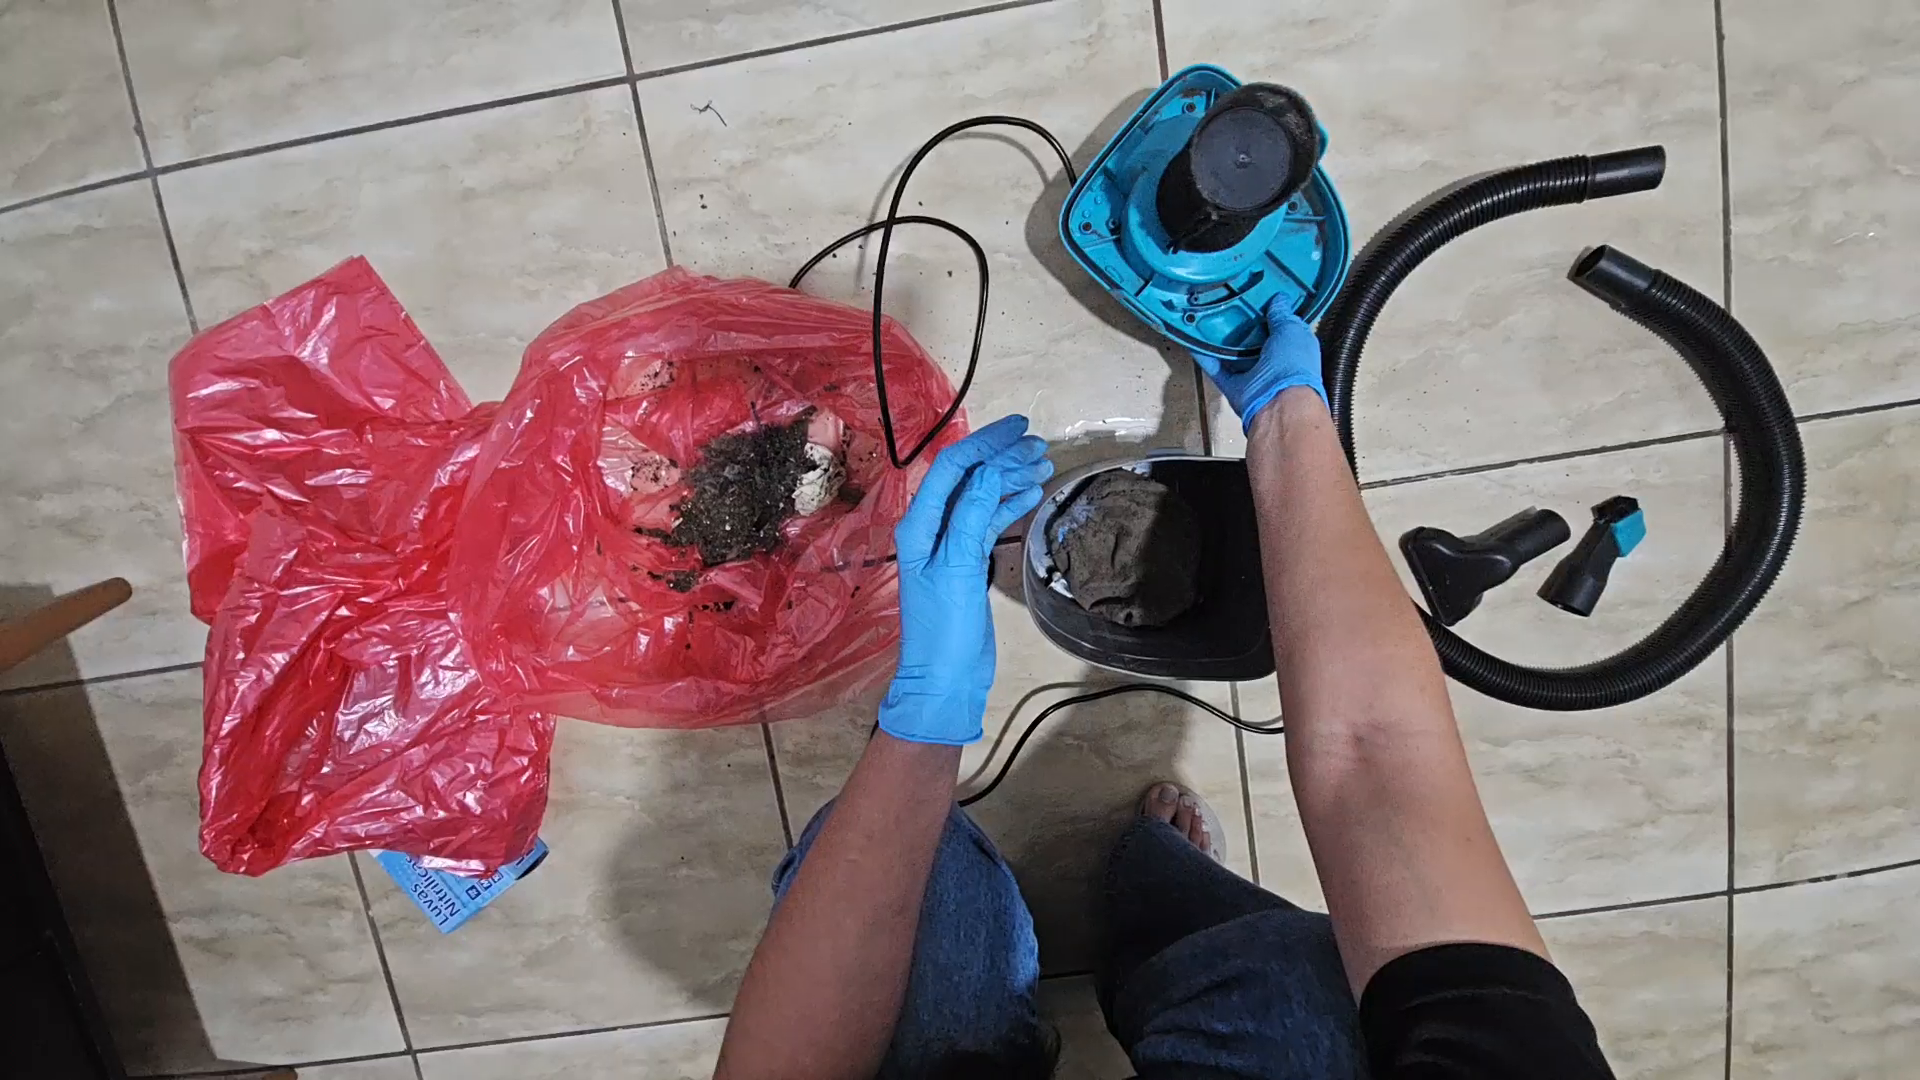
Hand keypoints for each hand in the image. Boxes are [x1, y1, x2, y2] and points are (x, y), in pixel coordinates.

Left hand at [879, 415, 1052, 745]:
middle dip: (1001, 457)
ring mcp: (950, 543)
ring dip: (1010, 478)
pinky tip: (1032, 493)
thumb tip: (993, 470)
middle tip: (1039, 445)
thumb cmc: (947, 627)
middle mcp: (932, 526)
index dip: (984, 443)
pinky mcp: (968, 560)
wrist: (946, 678)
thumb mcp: (958, 568)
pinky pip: (989, 520)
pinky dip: (1010, 504)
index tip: (1020, 428)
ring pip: (982, 497)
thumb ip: (972, 516)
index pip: (952, 467)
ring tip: (1043, 465)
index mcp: (919, 524)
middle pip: (968, 477)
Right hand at [1195, 295, 1325, 432]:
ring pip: (1233, 354)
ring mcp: (1252, 375)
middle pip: (1253, 340)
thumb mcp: (1292, 329)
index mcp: (1293, 347)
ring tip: (1208, 318)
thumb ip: (1282, 314)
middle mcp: (1273, 362)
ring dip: (1221, 339)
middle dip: (1242, 324)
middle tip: (1228, 303)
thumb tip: (1279, 300)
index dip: (1269, 311)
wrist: (1278, 403)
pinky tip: (1195, 341)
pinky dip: (1205, 356)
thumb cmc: (1293, 366)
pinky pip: (1216, 368)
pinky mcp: (1233, 386)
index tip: (1256, 295)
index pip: (1280, 326)